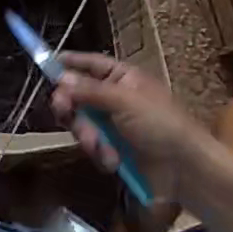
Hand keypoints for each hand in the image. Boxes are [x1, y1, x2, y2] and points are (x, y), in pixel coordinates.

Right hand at [52, 53, 210, 200]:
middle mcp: (116, 98)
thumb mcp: (124, 101)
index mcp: (123, 78)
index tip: (46, 62)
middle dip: (73, 109)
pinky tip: (113, 161)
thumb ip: (89, 90)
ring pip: (82, 124)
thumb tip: (61, 79)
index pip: (91, 63)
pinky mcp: (114, 149)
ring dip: (89, 137)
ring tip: (101, 148)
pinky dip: (100, 154)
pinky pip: (93, 146)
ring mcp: (114, 125)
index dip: (71, 62)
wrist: (186, 169)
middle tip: (64, 112)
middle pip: (78, 96)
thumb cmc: (160, 124)